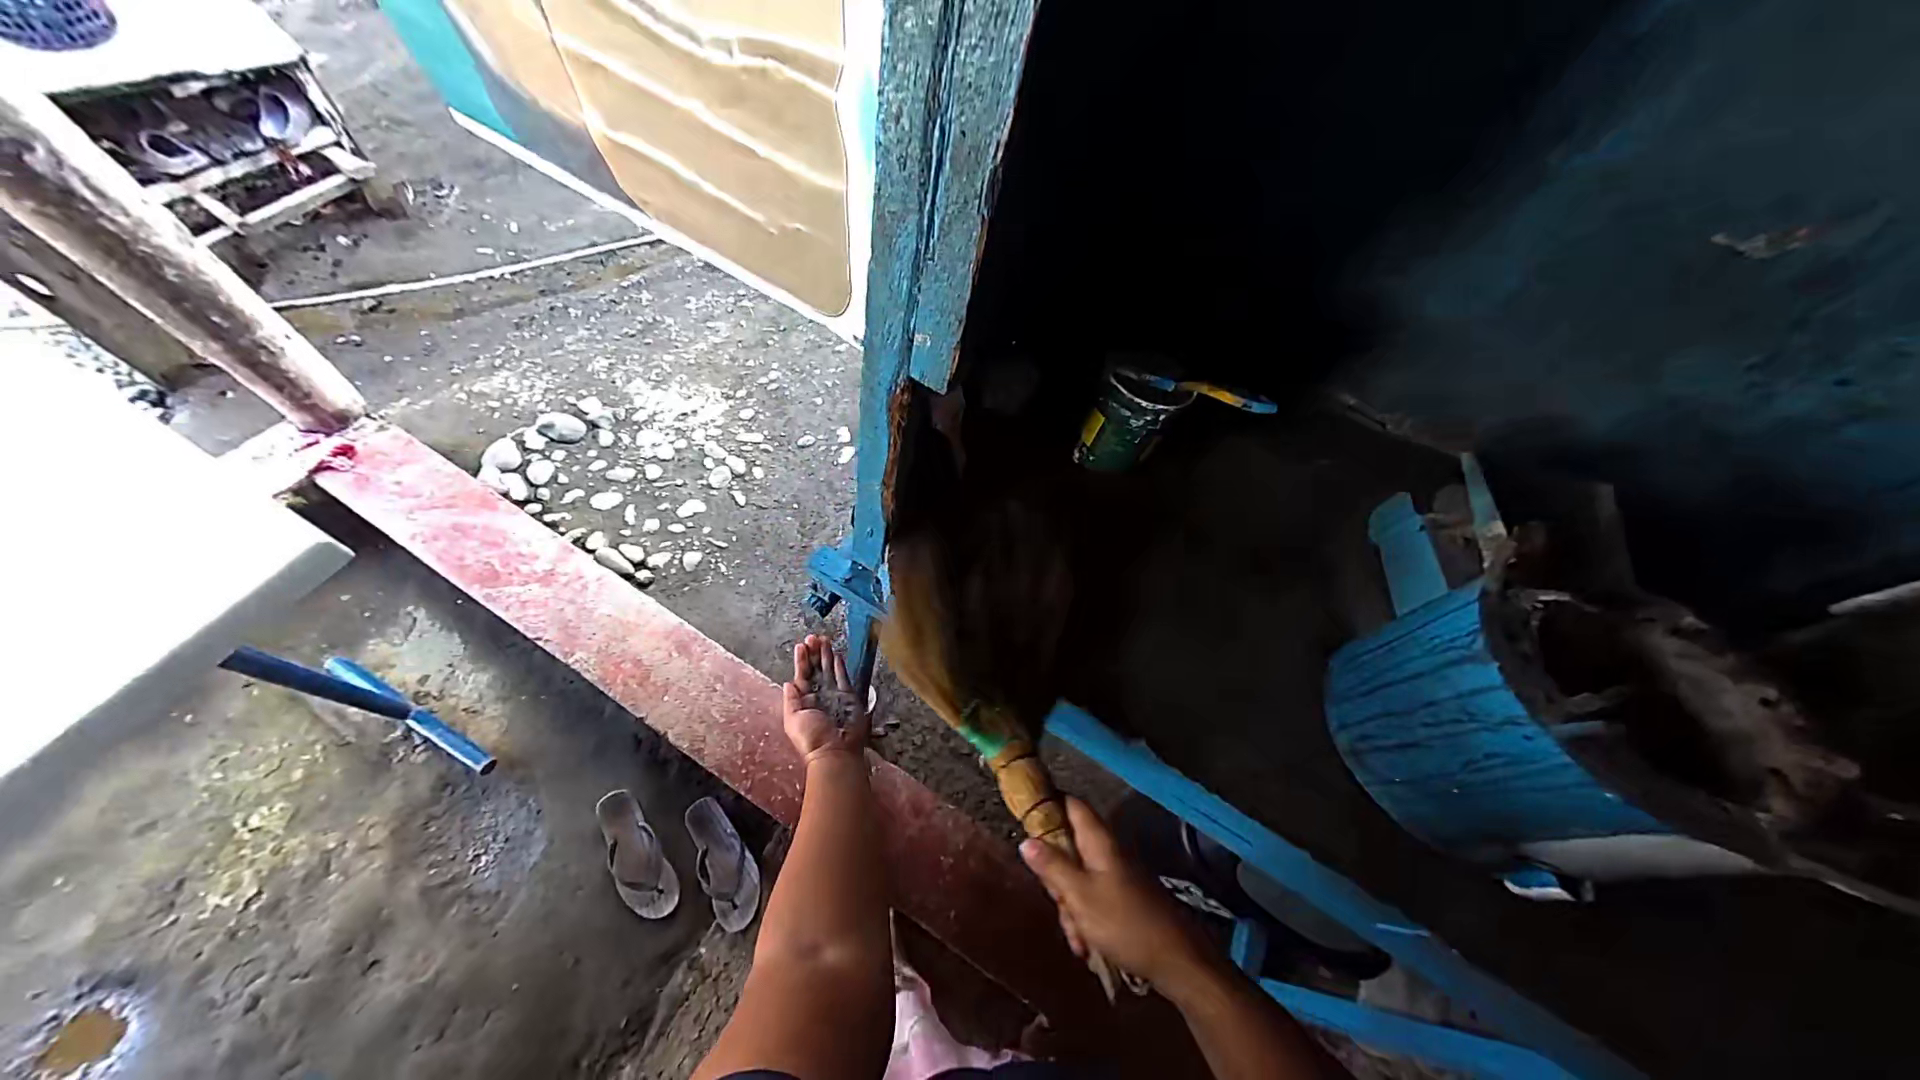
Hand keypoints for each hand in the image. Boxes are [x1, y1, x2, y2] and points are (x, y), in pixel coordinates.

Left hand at [782, 634, 868, 762]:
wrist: (835, 752)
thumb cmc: (812, 738)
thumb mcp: (792, 719)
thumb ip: (790, 700)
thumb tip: (788, 683)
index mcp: (804, 700)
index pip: (802, 674)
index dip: (802, 660)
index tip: (802, 645)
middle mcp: (820, 694)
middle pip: (816, 668)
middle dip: (814, 652)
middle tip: (814, 636)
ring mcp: (835, 694)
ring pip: (829, 669)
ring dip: (826, 654)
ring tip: (824, 639)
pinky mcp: (849, 696)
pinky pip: (843, 677)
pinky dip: (839, 666)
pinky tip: (836, 654)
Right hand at [1020, 797, 1215, 994]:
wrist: (1176, 961)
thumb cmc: (1124, 923)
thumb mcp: (1080, 895)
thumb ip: (1052, 866)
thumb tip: (1026, 840)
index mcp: (1099, 841)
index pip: (1071, 805)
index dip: (1049, 805)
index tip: (1026, 821)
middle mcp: (1107, 852)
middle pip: (1069, 847)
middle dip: (1055, 876)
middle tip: (1057, 901)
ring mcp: (1116, 876)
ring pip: (1077, 878)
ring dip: (1070, 906)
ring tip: (1076, 936)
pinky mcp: (1122, 899)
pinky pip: (1092, 899)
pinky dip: (1085, 918)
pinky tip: (1086, 945)